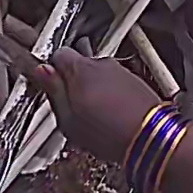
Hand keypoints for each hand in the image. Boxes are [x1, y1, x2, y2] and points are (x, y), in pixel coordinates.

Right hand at [33, 48, 161, 162]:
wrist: (150, 138)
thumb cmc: (109, 133)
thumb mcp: (68, 119)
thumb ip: (53, 91)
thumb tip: (41, 71)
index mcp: (79, 69)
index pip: (58, 54)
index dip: (52, 70)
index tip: (50, 85)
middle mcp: (100, 64)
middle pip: (78, 63)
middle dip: (72, 81)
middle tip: (71, 107)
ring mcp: (119, 70)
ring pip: (96, 73)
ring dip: (92, 88)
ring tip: (93, 116)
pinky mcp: (134, 80)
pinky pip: (113, 81)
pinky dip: (109, 93)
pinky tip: (110, 115)